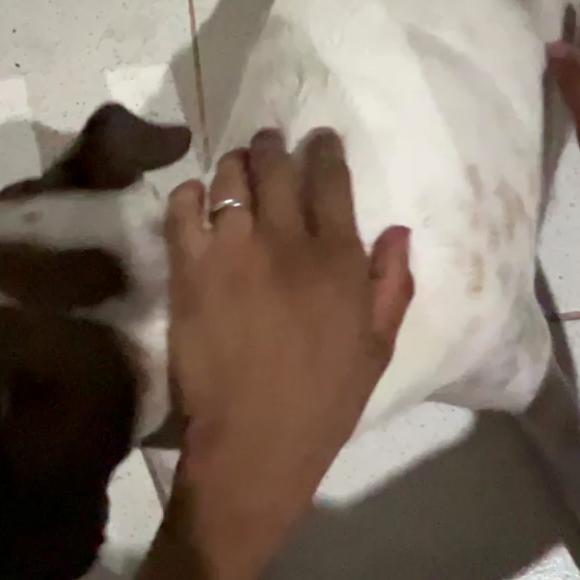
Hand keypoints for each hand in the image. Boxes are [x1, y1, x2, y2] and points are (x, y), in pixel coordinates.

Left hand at [163, 129, 413, 579]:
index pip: (331, 180)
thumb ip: (392, 285)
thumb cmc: (324, 400)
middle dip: (274, 145)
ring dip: (234, 165)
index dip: (325, 150)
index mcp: (337, 258)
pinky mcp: (189, 270)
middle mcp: (285, 242)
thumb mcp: (377, 348)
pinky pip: (182, 210)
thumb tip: (397, 231)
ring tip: (235, 165)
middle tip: (270, 140)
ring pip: (229, 180)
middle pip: (276, 167)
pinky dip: (188, 194)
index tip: (319, 138)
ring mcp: (233, 252)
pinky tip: (195, 197)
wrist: (254, 441)